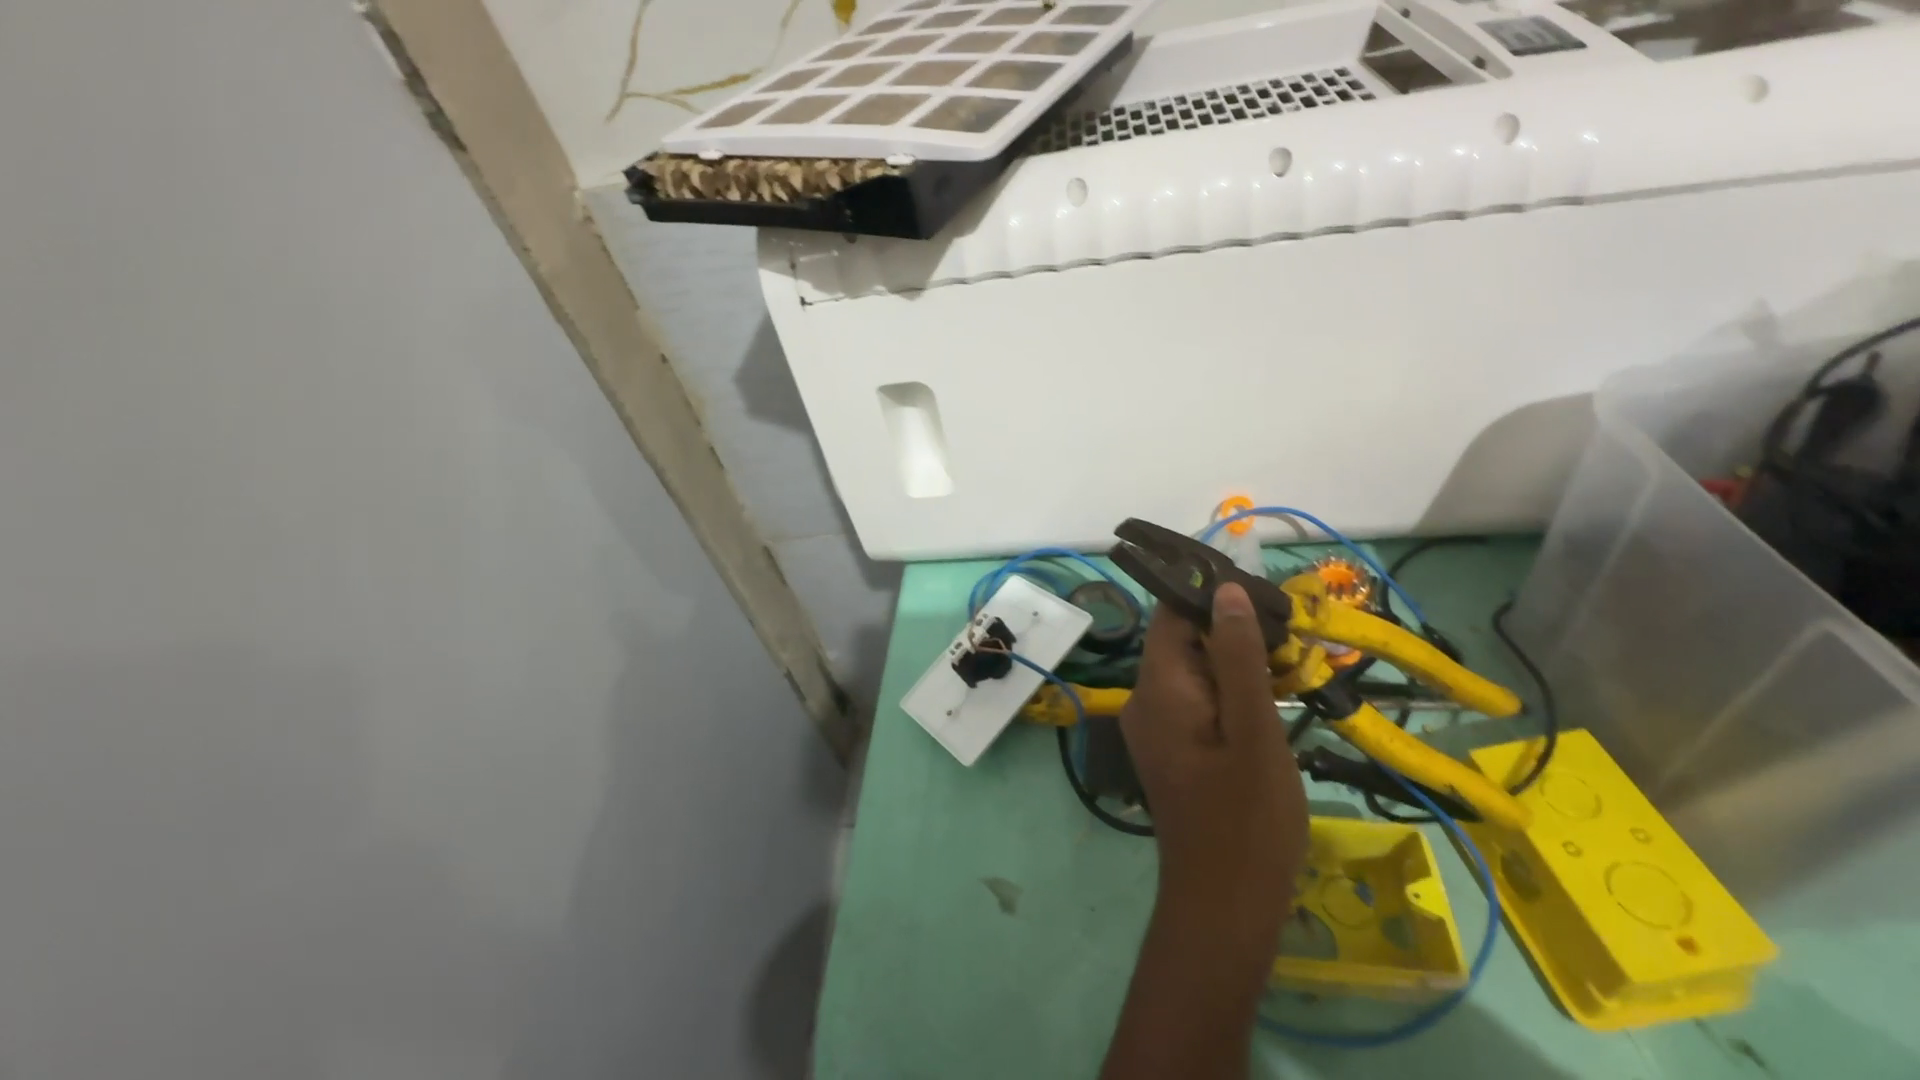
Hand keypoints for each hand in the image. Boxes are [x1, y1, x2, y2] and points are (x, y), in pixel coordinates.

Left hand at [1120, 584, 1309, 933]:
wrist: (1224, 902)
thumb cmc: (1247, 817)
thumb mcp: (1253, 730)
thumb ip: (1237, 657)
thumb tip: (1224, 589)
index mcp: (1158, 687)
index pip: (1172, 613)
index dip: (1212, 594)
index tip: (1265, 592)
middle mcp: (1145, 700)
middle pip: (1183, 639)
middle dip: (1232, 628)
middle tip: (1293, 630)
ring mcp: (1155, 727)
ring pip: (1194, 670)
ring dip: (1237, 660)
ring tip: (1293, 659)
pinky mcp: (1172, 748)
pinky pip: (1197, 701)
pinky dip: (1230, 691)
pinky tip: (1272, 695)